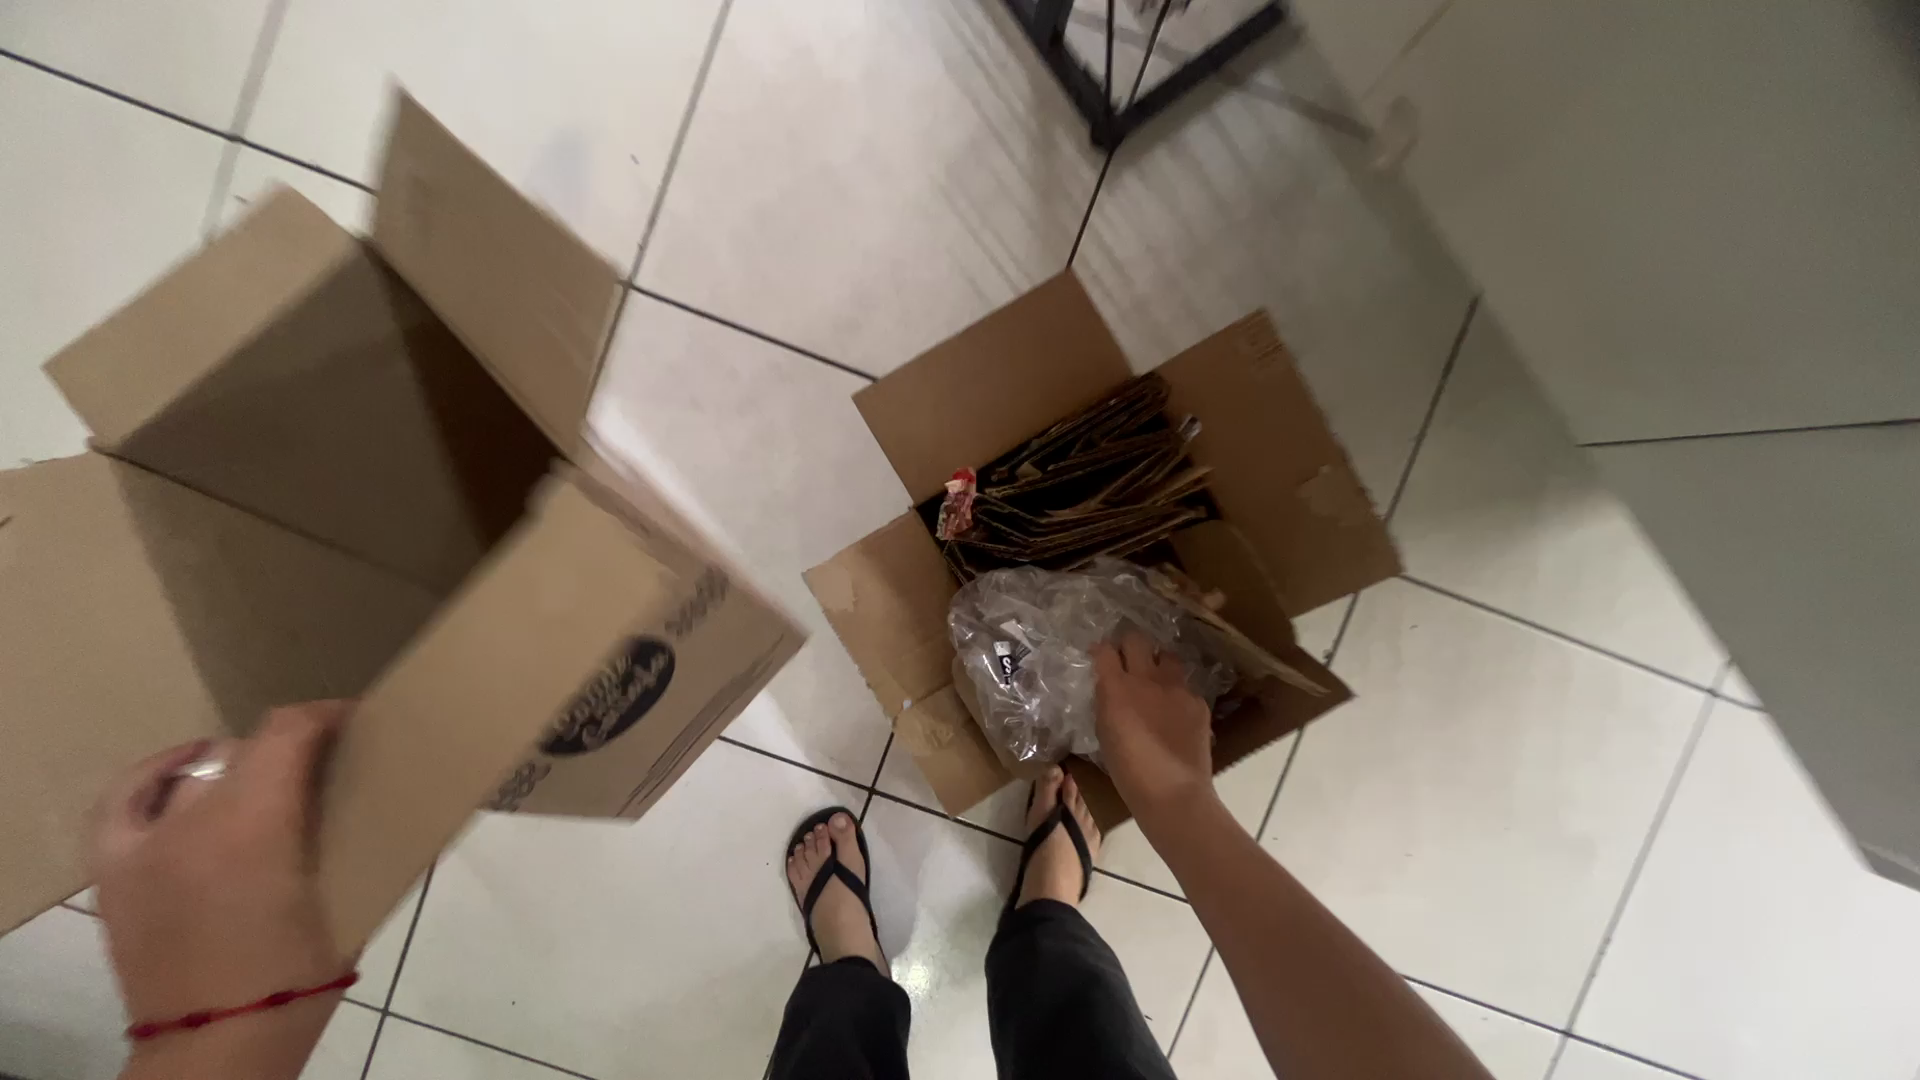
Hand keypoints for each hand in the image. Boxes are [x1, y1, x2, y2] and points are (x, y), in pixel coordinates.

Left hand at [91, 702, 352, 1069]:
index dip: (329, 713)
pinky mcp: (117, 869)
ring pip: (201, 767)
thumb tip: (409, 791)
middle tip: (335, 760)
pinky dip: (158, 775)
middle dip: (299, 742)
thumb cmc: (309, 961)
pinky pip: (125, 800)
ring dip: (246, 762)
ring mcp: (146, 845)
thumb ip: (364, 826)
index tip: (362, 720)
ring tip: (274, 774)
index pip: (288, 730)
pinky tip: (187, 770)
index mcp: (256, 823)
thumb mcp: (352, 884)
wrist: (224, 1038)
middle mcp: (192, 822)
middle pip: (250, 745)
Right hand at [1092, 632, 1215, 821]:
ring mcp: (1176, 688)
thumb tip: (1110, 690)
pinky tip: (1176, 714)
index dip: (1101, 651)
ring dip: (1158, 663)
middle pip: (1136, 639)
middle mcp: (1146, 678)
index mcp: (1116, 687)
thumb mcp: (1104, 733)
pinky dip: (1177, 695)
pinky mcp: (1198, 702)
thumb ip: (1106, 704)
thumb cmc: (1128, 771)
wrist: (1173, 793)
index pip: (1104, 650)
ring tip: (1156, 680)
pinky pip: (1185, 687)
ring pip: (1167, 656)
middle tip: (1128, 659)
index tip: (1100, 658)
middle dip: (1129, 645)